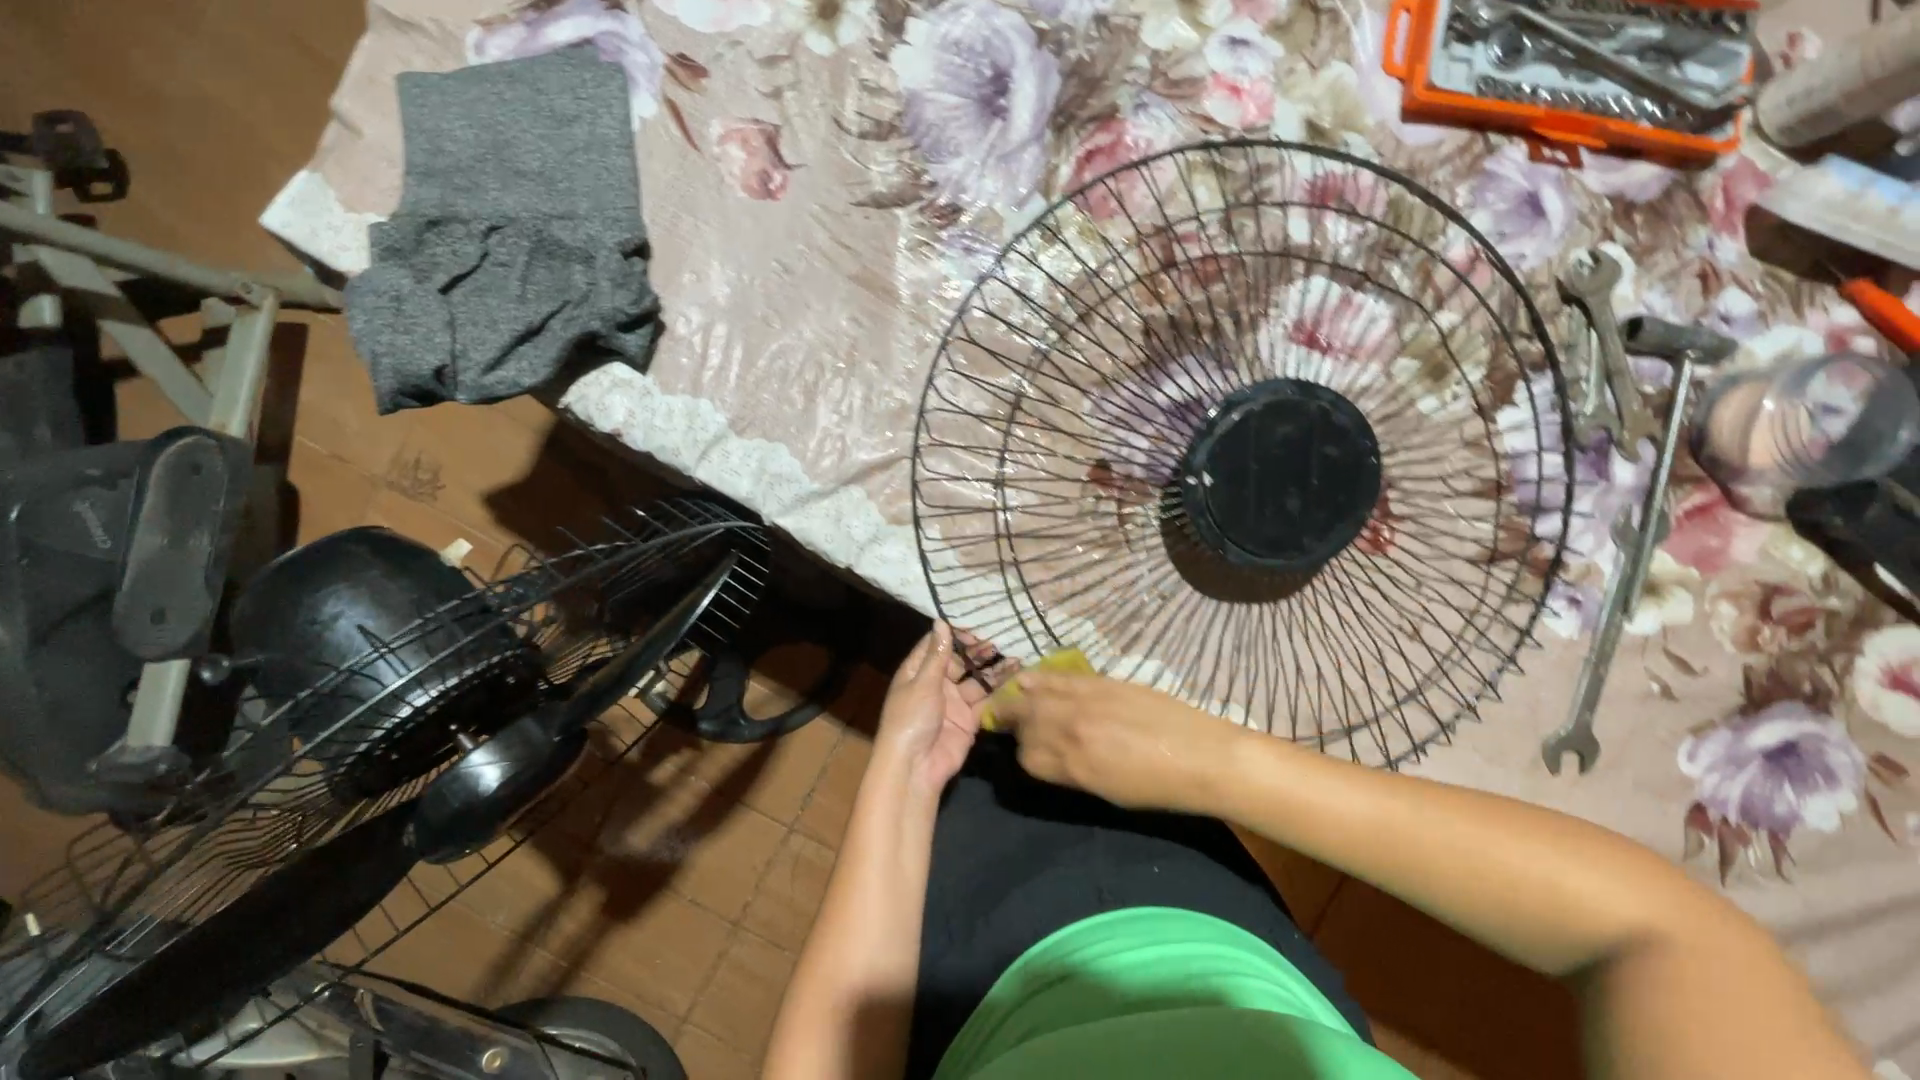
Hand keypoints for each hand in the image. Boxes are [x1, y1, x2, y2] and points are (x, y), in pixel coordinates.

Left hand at [873, 622, 1017, 795]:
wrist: (916, 767)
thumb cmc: (911, 718)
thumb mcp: (923, 683)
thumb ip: (937, 655)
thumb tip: (940, 621)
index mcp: (917, 672)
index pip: (936, 645)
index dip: (954, 633)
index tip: (977, 621)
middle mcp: (936, 684)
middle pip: (959, 661)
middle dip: (978, 650)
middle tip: (1002, 636)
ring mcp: (954, 702)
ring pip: (976, 680)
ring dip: (992, 668)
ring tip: (1014, 652)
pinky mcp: (969, 719)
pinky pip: (986, 700)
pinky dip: (999, 689)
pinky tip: (1015, 675)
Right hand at [990, 672, 1249, 812]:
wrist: (1203, 757)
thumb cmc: (1159, 789)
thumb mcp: (1106, 792)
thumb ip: (1071, 772)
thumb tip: (1050, 758)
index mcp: (1072, 766)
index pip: (1026, 756)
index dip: (1025, 756)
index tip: (1032, 756)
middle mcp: (1070, 730)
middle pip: (1023, 721)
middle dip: (1014, 725)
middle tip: (1011, 726)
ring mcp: (1084, 701)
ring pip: (1033, 695)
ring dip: (1019, 699)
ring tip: (1014, 701)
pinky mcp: (1100, 681)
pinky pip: (1057, 677)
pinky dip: (1039, 679)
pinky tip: (1029, 680)